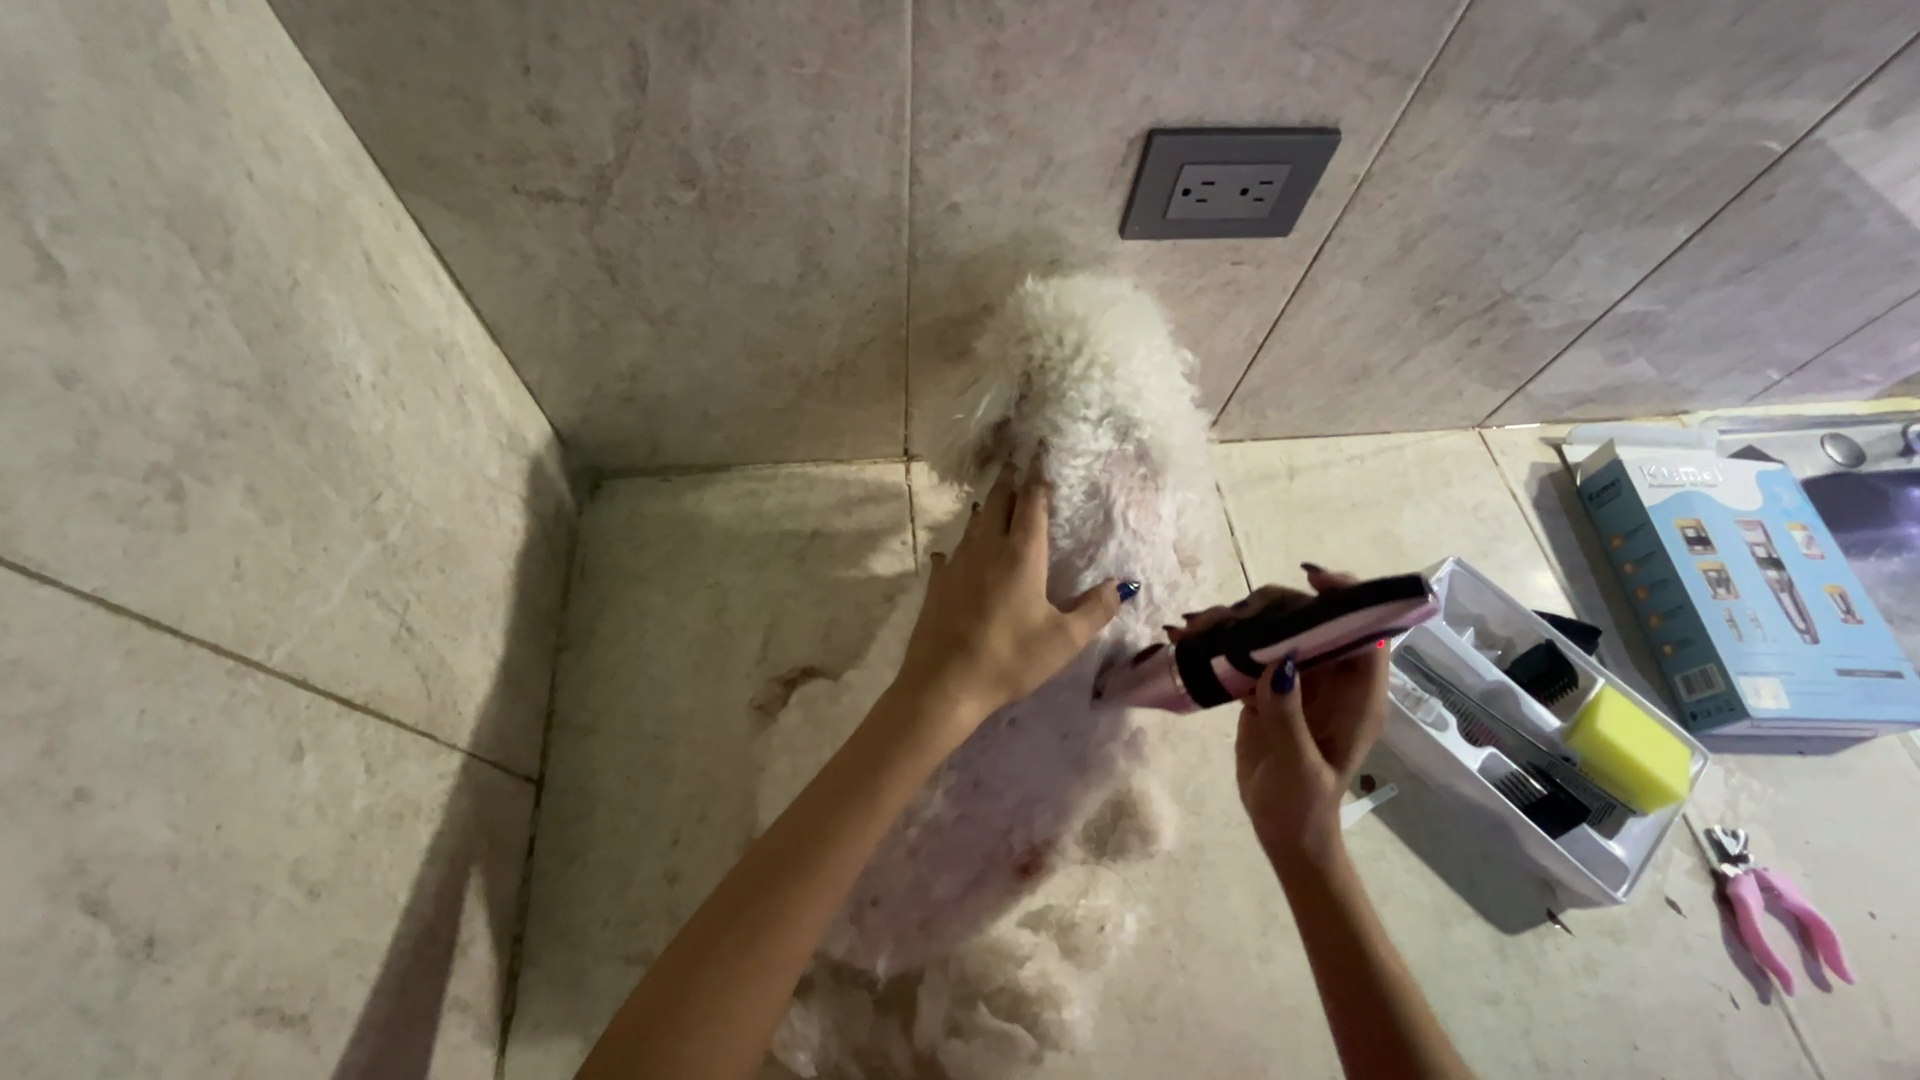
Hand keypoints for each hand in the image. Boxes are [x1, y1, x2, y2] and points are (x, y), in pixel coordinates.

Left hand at [893, 461, 1126, 736]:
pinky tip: (951, 554)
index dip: (1038, 476)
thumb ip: (1095, 610)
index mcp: (1021, 553)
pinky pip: (949, 555)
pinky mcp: (936, 585)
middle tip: (1015, 463)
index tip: (1039, 452)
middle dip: (1009, 481)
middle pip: (998, 502)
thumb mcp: (1064, 640)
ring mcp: (956, 564)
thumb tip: (1121, 585)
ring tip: (993, 501)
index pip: (1032, 501)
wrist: (944, 684)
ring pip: (973, 524)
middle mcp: (986, 548)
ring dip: (986, 509)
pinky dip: (959, 547)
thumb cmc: (1010, 659)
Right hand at [1213, 568, 1389, 864]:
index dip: (1346, 599)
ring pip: (1272, 634)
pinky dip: (1219, 644)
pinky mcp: (1265, 691)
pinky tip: (1188, 638)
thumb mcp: (1300, 766)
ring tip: (1195, 625)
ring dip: (1236, 623)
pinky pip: (1246, 656)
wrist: (1281, 830)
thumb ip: (1288, 715)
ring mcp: (1295, 683)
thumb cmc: (1304, 805)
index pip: (1363, 634)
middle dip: (1269, 608)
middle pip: (1308, 623)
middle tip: (1225, 616)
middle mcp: (1330, 680)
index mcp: (1356, 696)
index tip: (1311, 578)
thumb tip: (1278, 662)